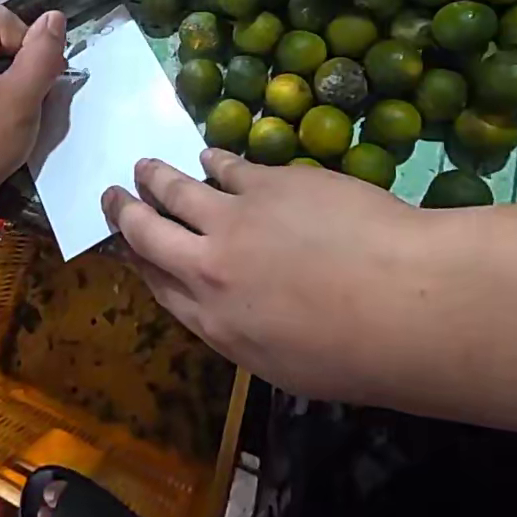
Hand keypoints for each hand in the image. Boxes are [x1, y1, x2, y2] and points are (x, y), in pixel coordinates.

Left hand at [0, 5, 68, 214]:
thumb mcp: (20, 98)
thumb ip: (41, 55)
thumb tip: (55, 16)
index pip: (0, 21)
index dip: (29, 43)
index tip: (43, 78)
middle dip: (23, 58)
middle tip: (36, 91)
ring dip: (17, 73)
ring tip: (22, 102)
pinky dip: (4, 84)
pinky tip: (8, 107)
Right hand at [103, 150, 494, 407]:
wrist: (405, 302)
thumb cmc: (357, 356)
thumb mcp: (284, 364)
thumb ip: (241, 328)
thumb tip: (228, 304)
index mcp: (213, 319)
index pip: (157, 281)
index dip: (137, 257)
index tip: (126, 244)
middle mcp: (207, 267)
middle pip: (147, 232)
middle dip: (123, 211)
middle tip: (112, 196)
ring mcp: (232, 218)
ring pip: (175, 189)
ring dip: (155, 175)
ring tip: (145, 165)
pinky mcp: (265, 183)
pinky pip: (226, 164)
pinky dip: (212, 158)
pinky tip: (209, 152)